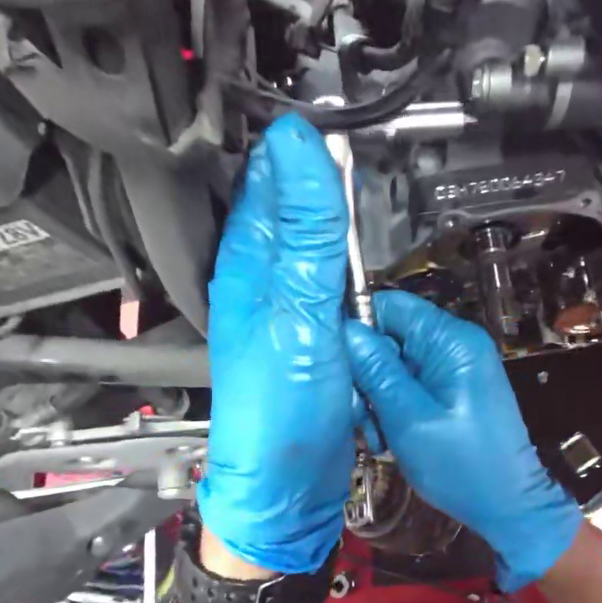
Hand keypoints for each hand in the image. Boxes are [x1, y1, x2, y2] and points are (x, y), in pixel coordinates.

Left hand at [194, 114, 355, 575]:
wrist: (287, 484)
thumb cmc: (280, 412)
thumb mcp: (300, 316)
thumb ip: (309, 236)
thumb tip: (305, 153)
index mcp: (246, 266)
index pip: (267, 181)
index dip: (296, 145)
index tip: (331, 118)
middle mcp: (260, 279)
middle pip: (285, 204)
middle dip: (313, 169)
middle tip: (347, 140)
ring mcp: (286, 305)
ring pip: (306, 238)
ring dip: (329, 209)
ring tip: (351, 180)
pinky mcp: (311, 331)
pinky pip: (325, 277)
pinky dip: (342, 257)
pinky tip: (355, 252)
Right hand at [342, 290, 581, 590]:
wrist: (508, 504)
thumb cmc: (461, 464)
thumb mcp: (410, 419)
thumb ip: (376, 370)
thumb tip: (345, 328)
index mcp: (453, 340)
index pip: (392, 305)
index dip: (358, 328)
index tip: (337, 365)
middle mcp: (457, 344)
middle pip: (392, 335)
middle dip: (368, 373)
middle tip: (361, 416)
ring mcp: (457, 367)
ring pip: (397, 364)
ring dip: (378, 397)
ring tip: (378, 436)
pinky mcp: (454, 390)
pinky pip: (413, 384)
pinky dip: (396, 408)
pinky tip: (390, 438)